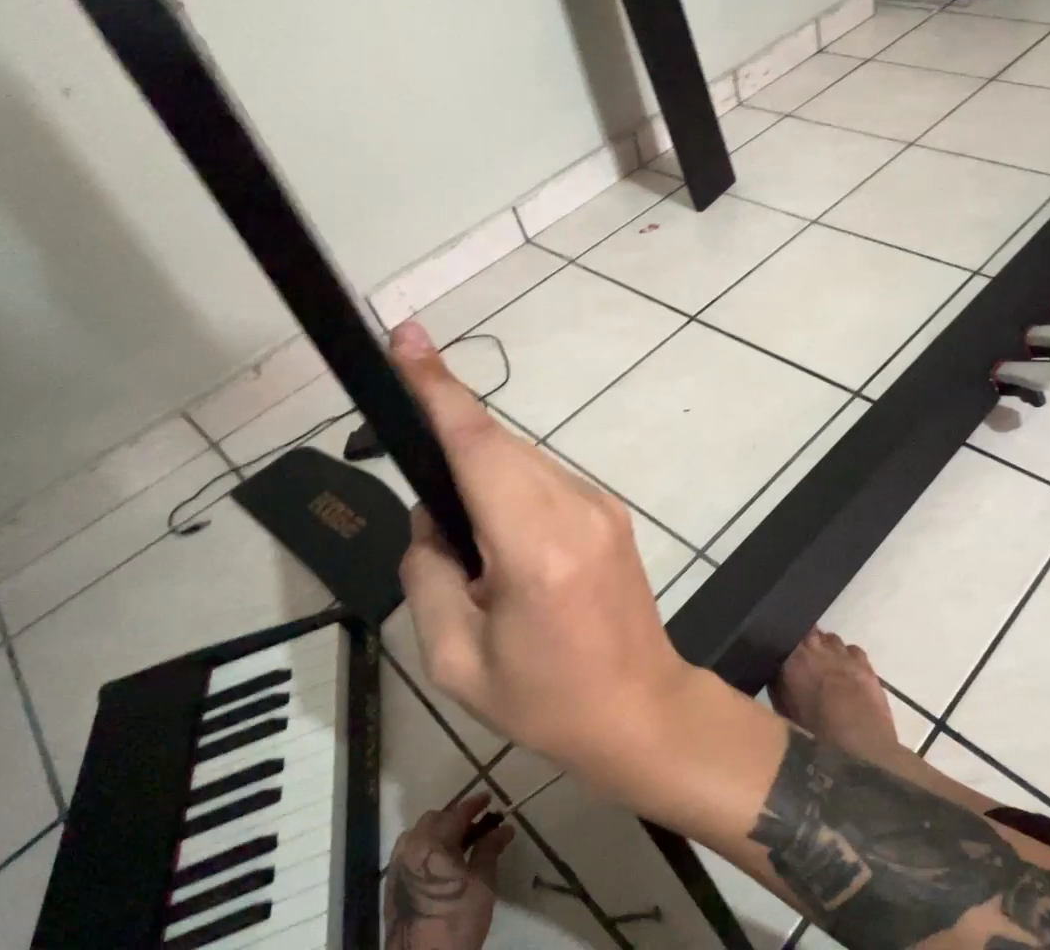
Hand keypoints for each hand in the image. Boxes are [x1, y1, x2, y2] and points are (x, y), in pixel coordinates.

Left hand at [386, 794, 512, 949]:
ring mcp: (397, 866)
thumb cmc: (456, 921)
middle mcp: (410, 848)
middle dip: (456, 817)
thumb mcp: (482, 885)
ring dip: (439, 831)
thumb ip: (489, 850)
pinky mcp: (392, 884)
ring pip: (419, 834)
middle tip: (479, 825)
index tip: (490, 799)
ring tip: (460, 842)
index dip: (475, 805)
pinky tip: (440, 861)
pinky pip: (409, 851)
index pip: (457, 814)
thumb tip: (504, 828)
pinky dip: (426, 846)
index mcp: (431, 843)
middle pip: (434, 819)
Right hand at [389, 322, 695, 770]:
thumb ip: (426, 573)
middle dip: (446, 443)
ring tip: (468, 549)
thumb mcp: (456, 659)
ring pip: (521, 461)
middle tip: (413, 481)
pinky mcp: (613, 513)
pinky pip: (544, 481)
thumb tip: (431, 516)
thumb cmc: (546, 700)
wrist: (642, 712)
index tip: (406, 337)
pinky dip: (508, 492)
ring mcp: (602, 506)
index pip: (477, 446)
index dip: (438, 388)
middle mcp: (577, 509)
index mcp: (536, 548)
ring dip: (479, 478)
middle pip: (496, 446)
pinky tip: (501, 543)